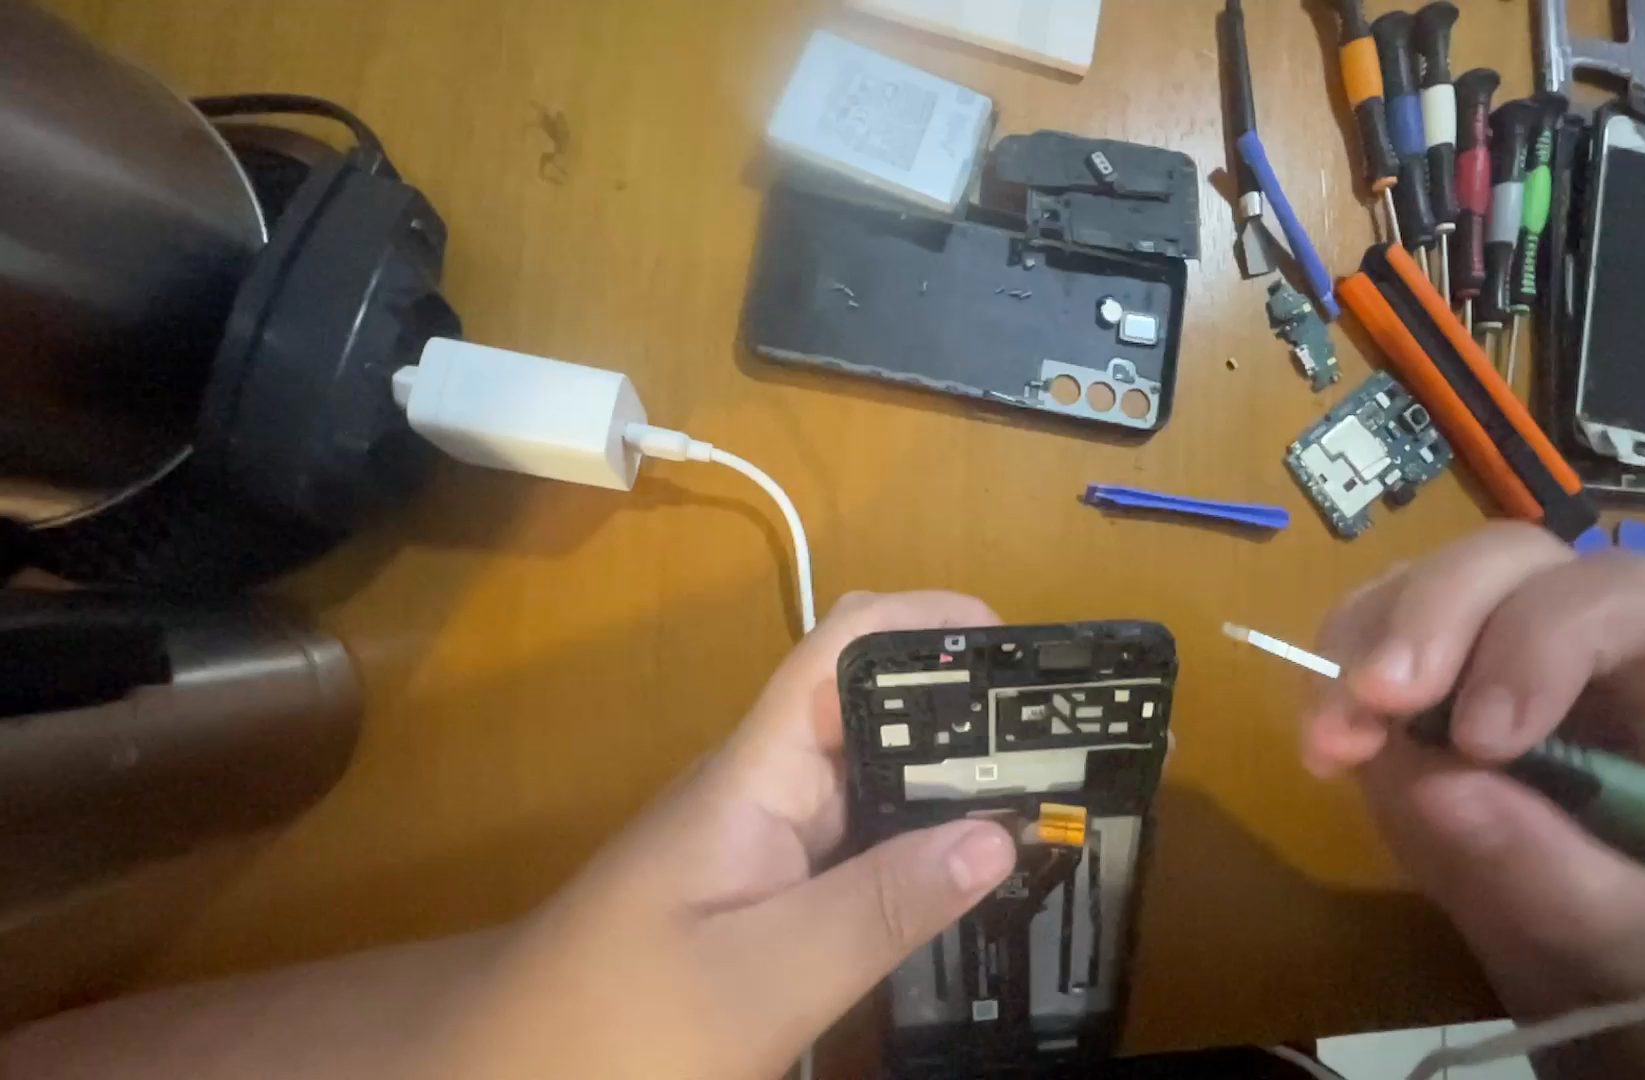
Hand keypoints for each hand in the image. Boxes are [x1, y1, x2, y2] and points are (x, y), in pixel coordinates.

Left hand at [444, 592, 1016, 1079]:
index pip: (843, 649)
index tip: (1010, 645)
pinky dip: (929, 828)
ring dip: (953, 767)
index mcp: (760, 769)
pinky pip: (871, 827)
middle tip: (1054, 735)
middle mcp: (776, 777)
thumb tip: (997, 837)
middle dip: (961, 696)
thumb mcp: (758, 979)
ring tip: (1043, 791)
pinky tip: (975, 861)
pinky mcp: (785, 871)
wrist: (514, 1073)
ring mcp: (780, 826)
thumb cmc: (614, 1025)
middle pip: (874, 695)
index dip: (923, 620)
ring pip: (879, 763)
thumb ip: (877, 909)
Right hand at [1301, 524, 1644, 1017]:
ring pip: (1410, 580)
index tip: (1480, 745)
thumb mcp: (1621, 923)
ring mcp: (1476, 624)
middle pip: (1496, 559)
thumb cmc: (1633, 914)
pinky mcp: (1406, 647)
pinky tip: (1326, 739)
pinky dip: (1325, 673)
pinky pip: (1353, 622)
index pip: (1616, 596)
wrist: (1573, 917)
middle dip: (1426, 623)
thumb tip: (1435, 785)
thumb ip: (1547, 865)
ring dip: (1356, 651)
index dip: (1540, 646)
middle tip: (1374, 703)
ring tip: (1332, 743)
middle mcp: (1569, 616)